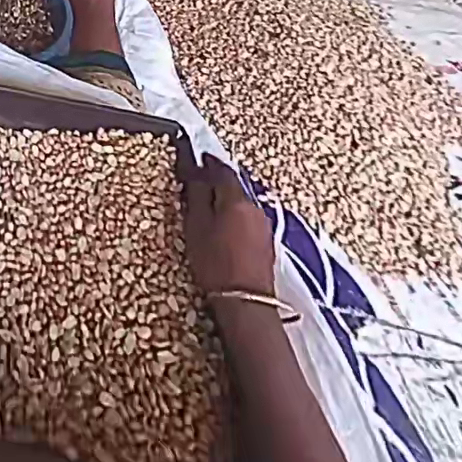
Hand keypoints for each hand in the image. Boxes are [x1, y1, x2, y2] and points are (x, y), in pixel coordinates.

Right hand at [180, 151, 274, 295]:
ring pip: (241, 202)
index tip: (197, 158)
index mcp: (236, 200)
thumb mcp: (196, 226)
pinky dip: (234, 213)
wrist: (246, 303)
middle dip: (217, 180)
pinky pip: (247, 217)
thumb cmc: (214, 263)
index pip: (222, 170)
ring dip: (226, 198)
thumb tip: (196, 174)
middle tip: (198, 180)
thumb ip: (196, 195)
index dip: (208, 162)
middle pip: (234, 185)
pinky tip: (224, 224)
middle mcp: (254, 208)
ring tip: (208, 204)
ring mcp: (263, 225)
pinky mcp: (266, 242)